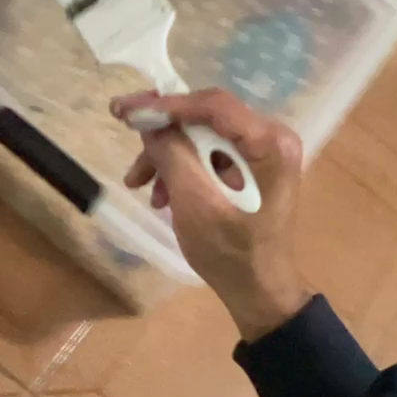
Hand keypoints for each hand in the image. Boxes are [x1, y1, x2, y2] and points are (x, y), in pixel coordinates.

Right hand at [111, 88, 311, 340]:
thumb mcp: (195, 205)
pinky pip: (209, 156)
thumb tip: (149, 121)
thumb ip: (172, 156)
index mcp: (270, 143)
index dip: (164, 105)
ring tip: (141, 187)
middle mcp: (273, 137)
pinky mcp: (253, 167)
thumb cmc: (231, 254)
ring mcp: (264, 152)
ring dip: (167, 158)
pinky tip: (164, 196)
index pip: (211, 105)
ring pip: (202, 138)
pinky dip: (182, 170)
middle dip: (162, 140)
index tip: (123, 111)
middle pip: (204, 119)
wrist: (258, 291)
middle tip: (129, 156)